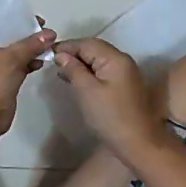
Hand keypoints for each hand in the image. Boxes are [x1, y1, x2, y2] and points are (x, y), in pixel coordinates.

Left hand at [0, 27, 56, 138]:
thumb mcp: (11, 58)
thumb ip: (32, 44)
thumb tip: (52, 33)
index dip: (16, 17)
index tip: (36, 17)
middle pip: (8, 36)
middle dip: (27, 34)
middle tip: (46, 29)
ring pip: (15, 52)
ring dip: (30, 49)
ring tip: (49, 44)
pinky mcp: (3, 79)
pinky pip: (18, 65)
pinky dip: (29, 62)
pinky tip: (43, 60)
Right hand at [53, 38, 164, 162]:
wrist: (137, 143)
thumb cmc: (109, 116)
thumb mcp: (86, 91)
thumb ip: (73, 69)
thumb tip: (61, 55)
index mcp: (115, 58)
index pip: (87, 43)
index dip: (67, 46)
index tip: (48, 53)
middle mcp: (123, 61)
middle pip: (94, 49)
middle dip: (73, 53)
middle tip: (52, 62)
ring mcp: (125, 74)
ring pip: (98, 61)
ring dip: (80, 63)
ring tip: (61, 72)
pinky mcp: (124, 86)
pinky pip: (103, 72)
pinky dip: (89, 73)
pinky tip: (76, 81)